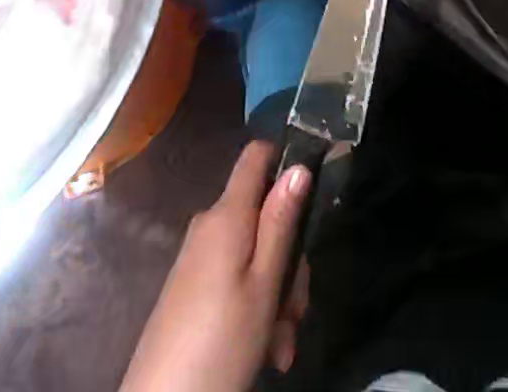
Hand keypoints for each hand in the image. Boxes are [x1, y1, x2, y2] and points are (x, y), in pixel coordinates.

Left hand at [121, 142, 311, 391]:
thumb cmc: (222, 337)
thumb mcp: (264, 283)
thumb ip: (280, 222)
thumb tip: (298, 165)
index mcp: (227, 215)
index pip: (255, 157)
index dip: (284, 161)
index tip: (312, 193)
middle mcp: (211, 224)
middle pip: (264, 217)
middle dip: (289, 260)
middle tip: (296, 309)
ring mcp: (200, 254)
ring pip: (257, 256)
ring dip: (277, 296)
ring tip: (280, 345)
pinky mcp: (195, 282)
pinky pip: (238, 279)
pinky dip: (257, 308)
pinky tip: (266, 350)